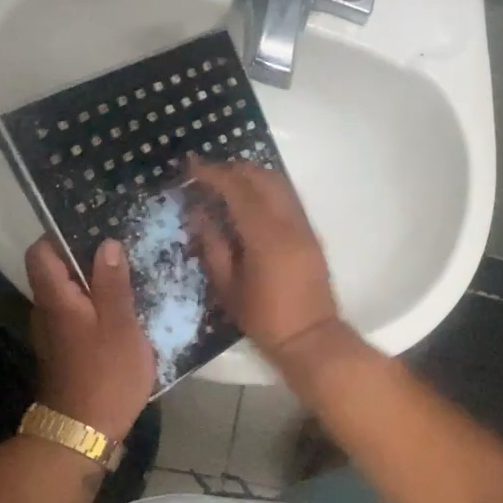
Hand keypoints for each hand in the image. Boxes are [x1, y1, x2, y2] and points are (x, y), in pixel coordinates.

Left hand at [25, 236, 154, 440]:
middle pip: (57, 273)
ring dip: (97, 291)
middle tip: (126, 259)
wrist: (84, 431)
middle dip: (88, 263)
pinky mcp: (65, 355)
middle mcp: (46, 311)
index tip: (97, 235)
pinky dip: (97, 315)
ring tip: (132, 287)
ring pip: (71, 298)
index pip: (41, 251)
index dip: (63, 237)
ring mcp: (53, 335)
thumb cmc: (106, 375)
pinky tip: (126, 321)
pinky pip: (78, 320)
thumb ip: (114, 284)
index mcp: (56, 297)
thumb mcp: (121, 325)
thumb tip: (107, 244)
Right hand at [186, 157, 341, 360]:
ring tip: (227, 183)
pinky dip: (266, 189)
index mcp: (265, 235)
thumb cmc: (265, 319)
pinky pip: (287, 197)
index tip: (191, 165)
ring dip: (251, 175)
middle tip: (207, 175)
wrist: (311, 337)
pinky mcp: (311, 233)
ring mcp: (304, 225)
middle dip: (232, 169)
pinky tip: (250, 201)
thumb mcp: (228, 288)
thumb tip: (198, 213)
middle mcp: (289, 221)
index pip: (237, 188)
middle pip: (261, 175)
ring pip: (279, 182)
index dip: (212, 172)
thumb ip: (213, 246)